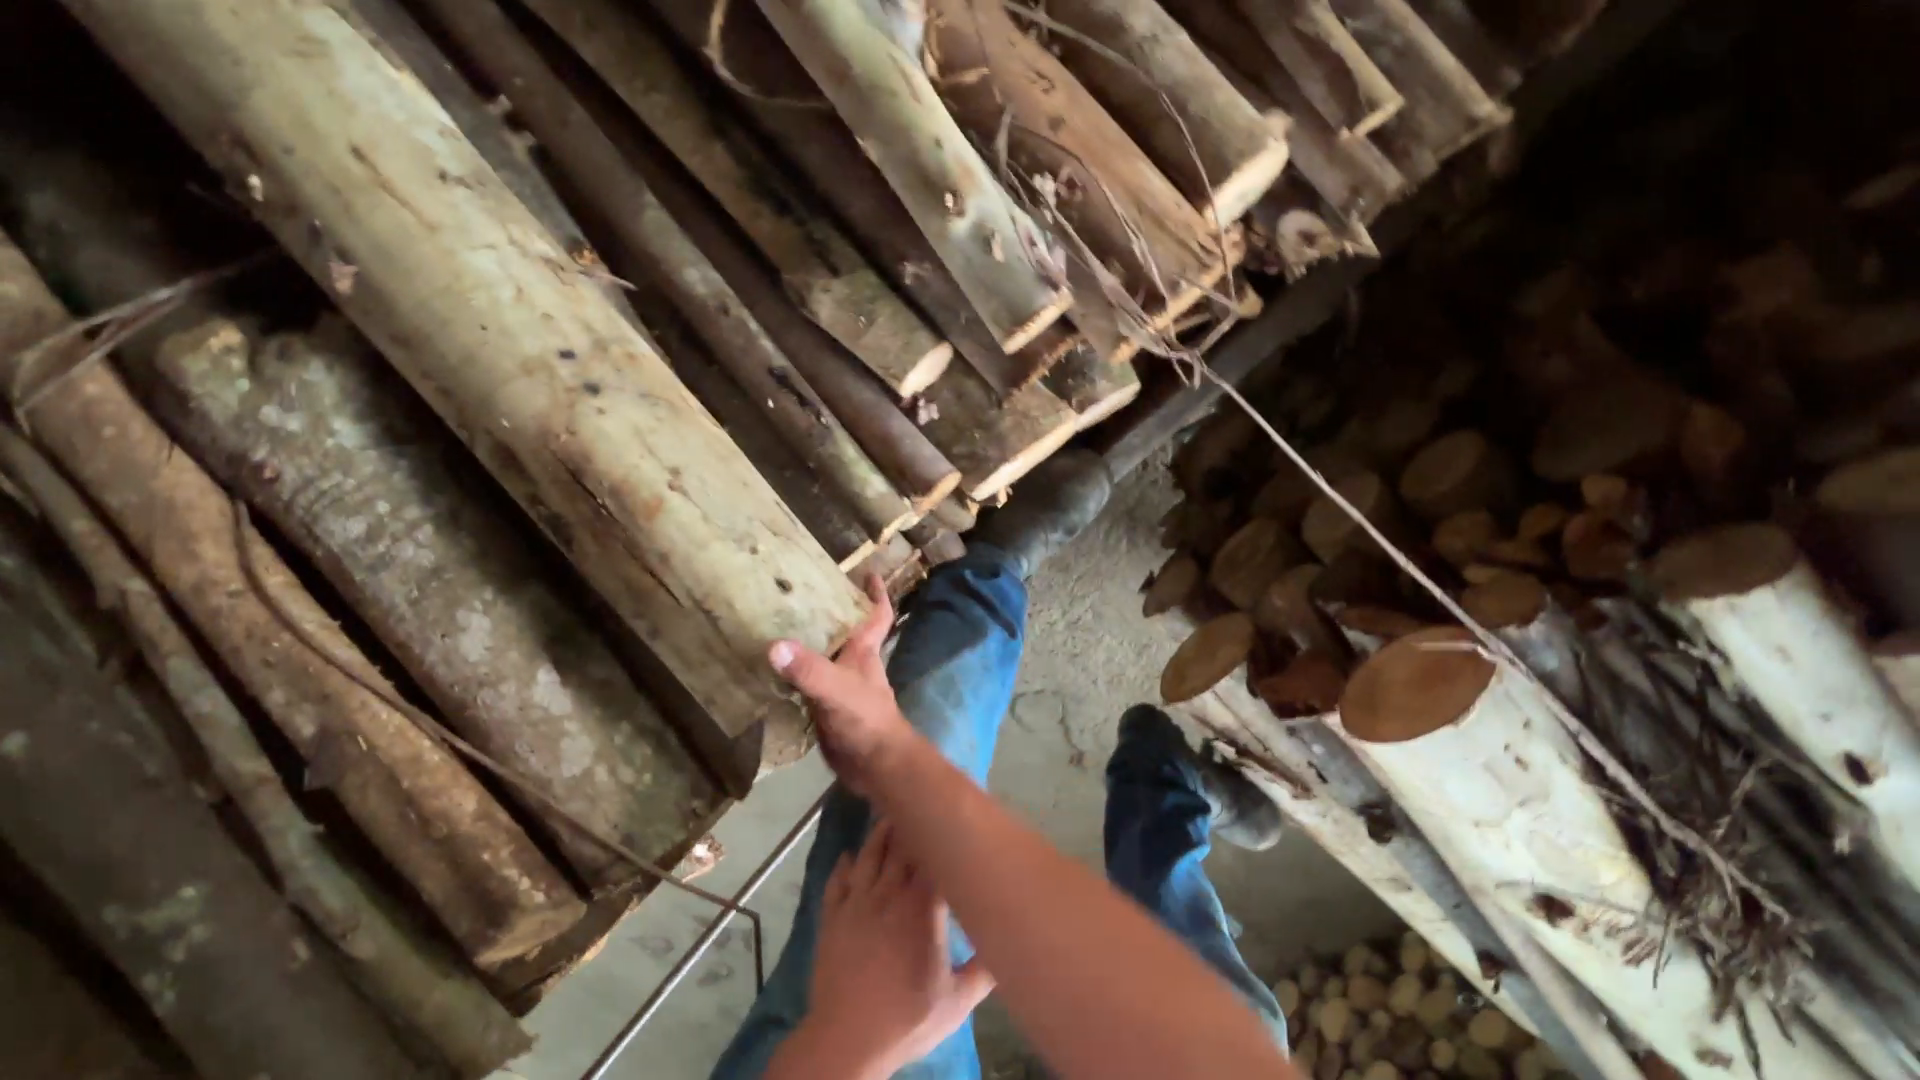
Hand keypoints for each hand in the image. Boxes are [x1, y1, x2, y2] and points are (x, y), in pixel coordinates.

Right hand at [768, 574, 917, 791]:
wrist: (876, 768)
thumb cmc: (867, 721)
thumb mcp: (837, 689)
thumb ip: (809, 669)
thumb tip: (774, 647)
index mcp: (864, 653)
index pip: (877, 615)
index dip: (876, 593)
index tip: (867, 572)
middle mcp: (854, 667)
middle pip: (844, 633)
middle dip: (829, 613)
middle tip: (797, 593)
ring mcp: (841, 690)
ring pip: (823, 659)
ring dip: (806, 645)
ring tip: (773, 626)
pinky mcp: (826, 712)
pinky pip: (806, 687)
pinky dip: (791, 679)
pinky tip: (768, 673)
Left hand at [799, 822, 993, 1075]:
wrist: (847, 1038)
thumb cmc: (906, 1018)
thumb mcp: (957, 1001)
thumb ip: (985, 969)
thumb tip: (1009, 945)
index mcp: (923, 908)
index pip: (934, 859)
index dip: (941, 838)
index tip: (950, 821)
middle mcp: (889, 894)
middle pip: (901, 849)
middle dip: (912, 827)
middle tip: (921, 805)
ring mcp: (856, 903)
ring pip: (869, 856)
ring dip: (880, 834)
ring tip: (889, 815)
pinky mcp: (831, 917)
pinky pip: (837, 881)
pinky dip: (844, 865)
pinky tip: (849, 856)